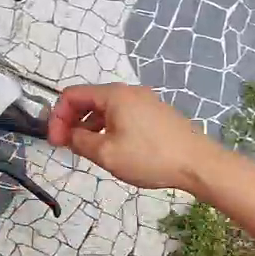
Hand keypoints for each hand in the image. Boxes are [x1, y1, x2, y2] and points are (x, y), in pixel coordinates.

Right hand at [48, 83, 221, 191]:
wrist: (199, 164)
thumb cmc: (149, 157)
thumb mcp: (106, 153)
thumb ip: (80, 142)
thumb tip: (68, 135)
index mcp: (114, 95)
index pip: (72, 95)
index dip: (57, 117)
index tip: (55, 142)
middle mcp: (129, 91)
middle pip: (89, 99)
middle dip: (72, 121)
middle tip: (66, 146)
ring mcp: (145, 101)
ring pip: (106, 109)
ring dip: (90, 126)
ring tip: (88, 151)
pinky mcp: (156, 114)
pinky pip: (122, 115)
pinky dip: (108, 127)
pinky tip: (112, 149)